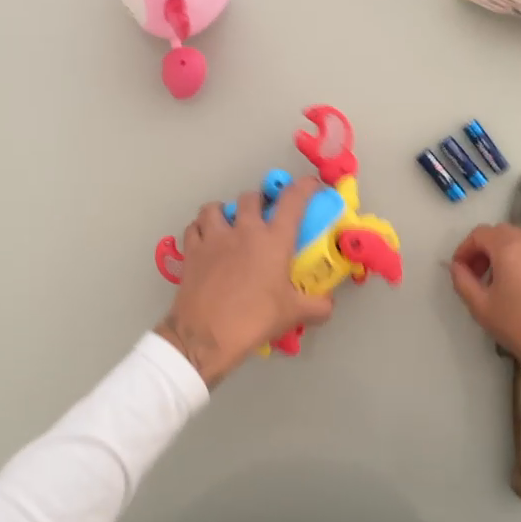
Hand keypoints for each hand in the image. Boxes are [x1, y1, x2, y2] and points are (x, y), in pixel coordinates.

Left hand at [157, 182, 333, 385]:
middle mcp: (243, 230)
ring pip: (215, 207)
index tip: (312, 185)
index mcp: (273, 240)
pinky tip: (206, 241)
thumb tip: (329, 304)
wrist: (205, 336)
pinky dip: (201, 229)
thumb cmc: (254, 320)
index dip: (305, 187)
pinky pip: (194, 228)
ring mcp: (214, 238)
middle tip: (265, 216)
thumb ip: (318, 306)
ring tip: (229, 225)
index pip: (293, 201)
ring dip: (225, 211)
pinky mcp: (191, 251)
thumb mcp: (293, 315)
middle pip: (251, 197)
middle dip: (260, 201)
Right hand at [450, 224, 520, 410]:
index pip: (480, 234)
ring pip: (519, 242)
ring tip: (498, 284)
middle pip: (501, 233)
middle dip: (483, 249)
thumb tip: (457, 266)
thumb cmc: (519, 327)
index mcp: (509, 248)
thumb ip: (462, 281)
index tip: (459, 270)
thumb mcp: (481, 307)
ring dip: (502, 254)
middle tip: (476, 275)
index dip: (464, 248)